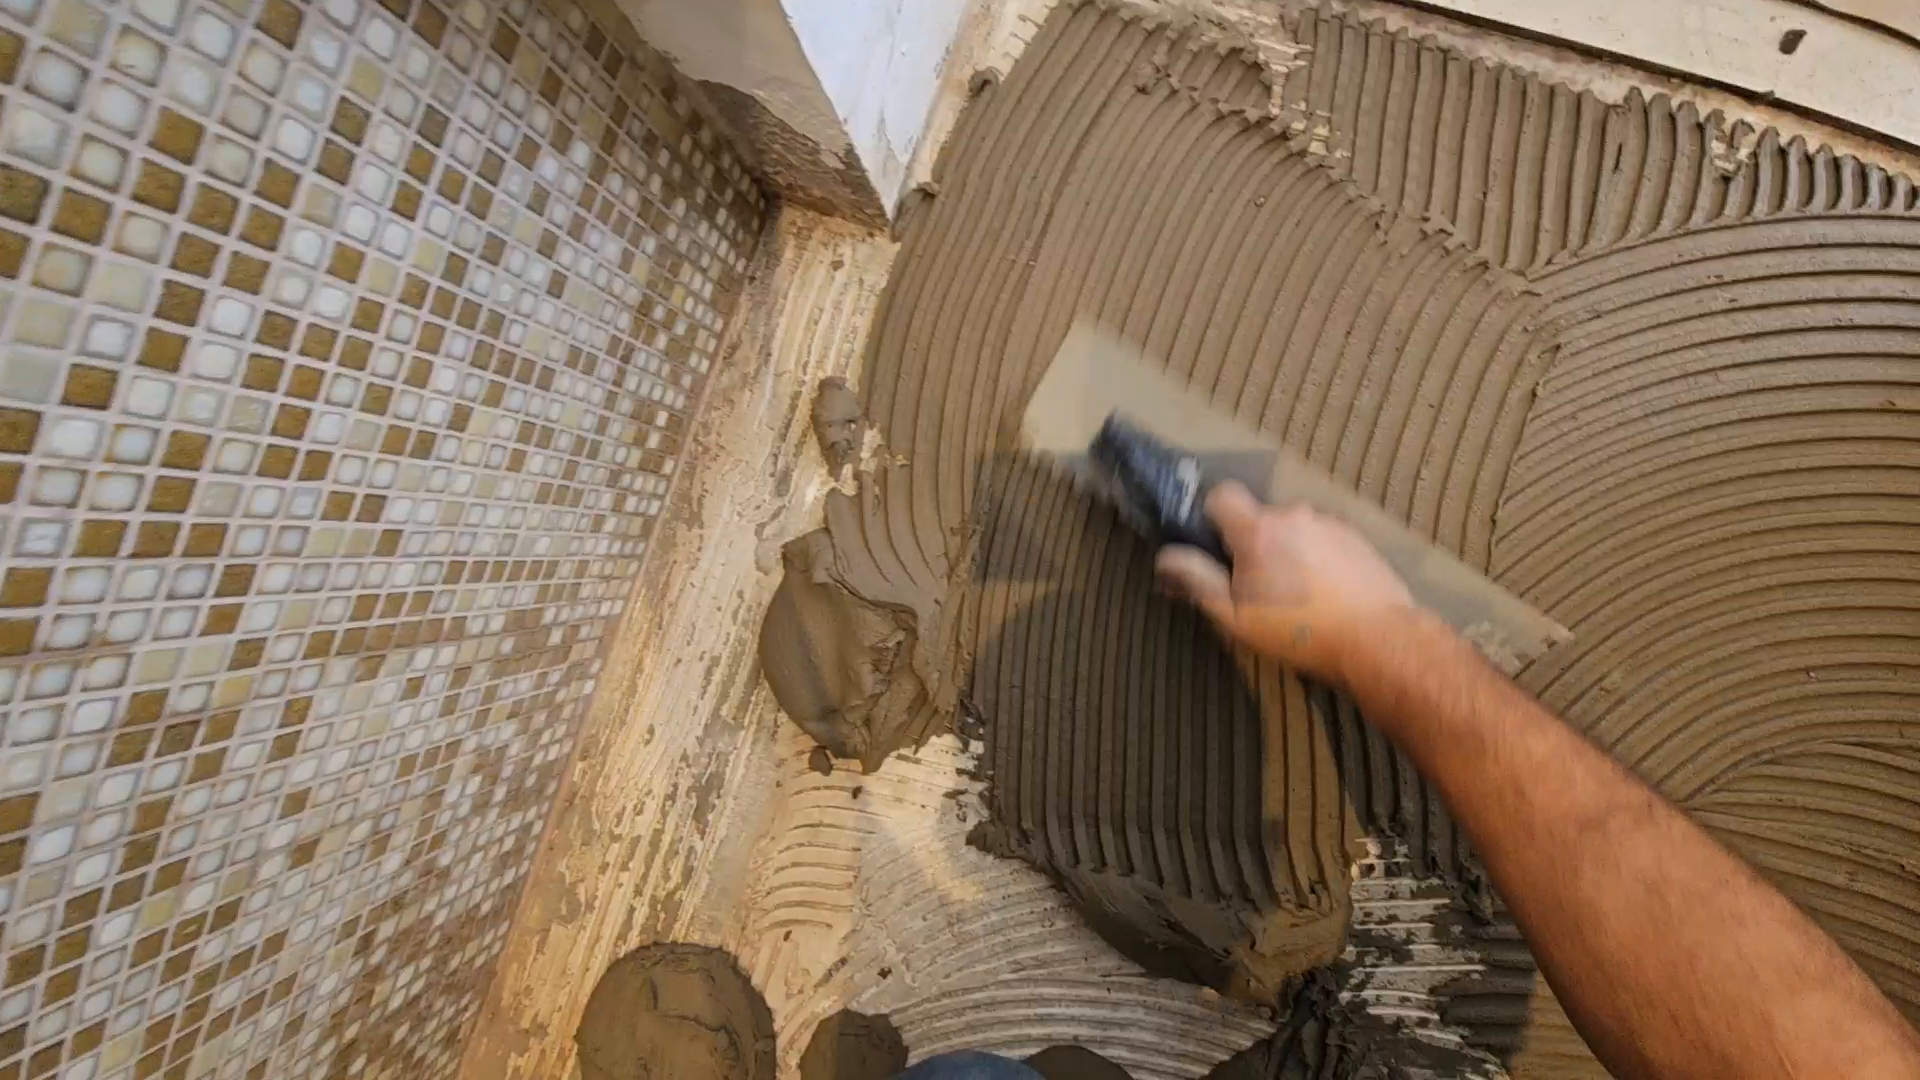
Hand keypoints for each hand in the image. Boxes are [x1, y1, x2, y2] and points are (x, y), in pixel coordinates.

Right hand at [1154, 482, 1414, 683]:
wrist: (1380, 640)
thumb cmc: (1298, 631)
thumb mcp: (1235, 616)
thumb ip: (1197, 579)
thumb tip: (1166, 556)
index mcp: (1256, 530)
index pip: (1221, 495)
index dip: (1211, 515)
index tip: (1216, 547)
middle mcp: (1292, 516)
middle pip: (1257, 517)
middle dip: (1251, 543)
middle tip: (1256, 585)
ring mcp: (1328, 523)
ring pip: (1291, 528)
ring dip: (1285, 550)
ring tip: (1296, 594)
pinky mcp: (1356, 537)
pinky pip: (1320, 538)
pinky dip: (1315, 557)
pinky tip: (1324, 592)